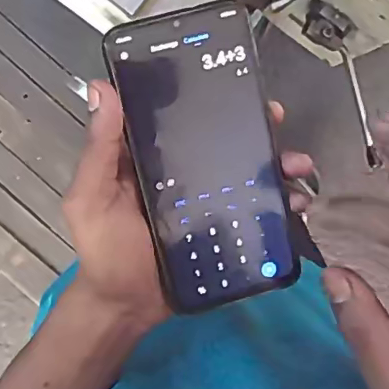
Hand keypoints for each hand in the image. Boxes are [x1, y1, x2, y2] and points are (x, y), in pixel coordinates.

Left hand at [63, 81, 314, 331]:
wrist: (127, 306)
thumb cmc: (104, 248)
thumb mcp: (91, 195)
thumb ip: (99, 147)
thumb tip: (102, 89)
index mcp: (150, 158)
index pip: (181, 118)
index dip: (206, 98)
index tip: (233, 82)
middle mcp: (182, 173)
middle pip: (224, 142)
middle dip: (255, 127)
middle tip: (276, 118)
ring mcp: (206, 201)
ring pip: (247, 172)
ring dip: (276, 163)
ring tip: (296, 166)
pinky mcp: (224, 227)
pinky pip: (255, 209)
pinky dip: (280, 202)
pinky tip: (297, 201)